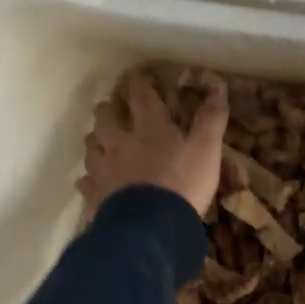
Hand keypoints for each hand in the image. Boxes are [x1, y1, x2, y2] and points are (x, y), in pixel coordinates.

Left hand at [78, 75, 228, 221]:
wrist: (151, 227)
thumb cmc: (183, 183)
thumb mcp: (207, 150)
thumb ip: (211, 119)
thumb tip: (218, 87)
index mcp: (150, 128)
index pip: (141, 97)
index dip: (139, 84)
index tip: (136, 76)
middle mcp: (121, 143)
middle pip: (106, 119)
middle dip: (107, 110)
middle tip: (110, 108)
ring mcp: (105, 170)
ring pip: (92, 147)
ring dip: (96, 140)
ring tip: (100, 140)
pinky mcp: (96, 195)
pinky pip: (87, 182)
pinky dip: (89, 177)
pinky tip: (92, 179)